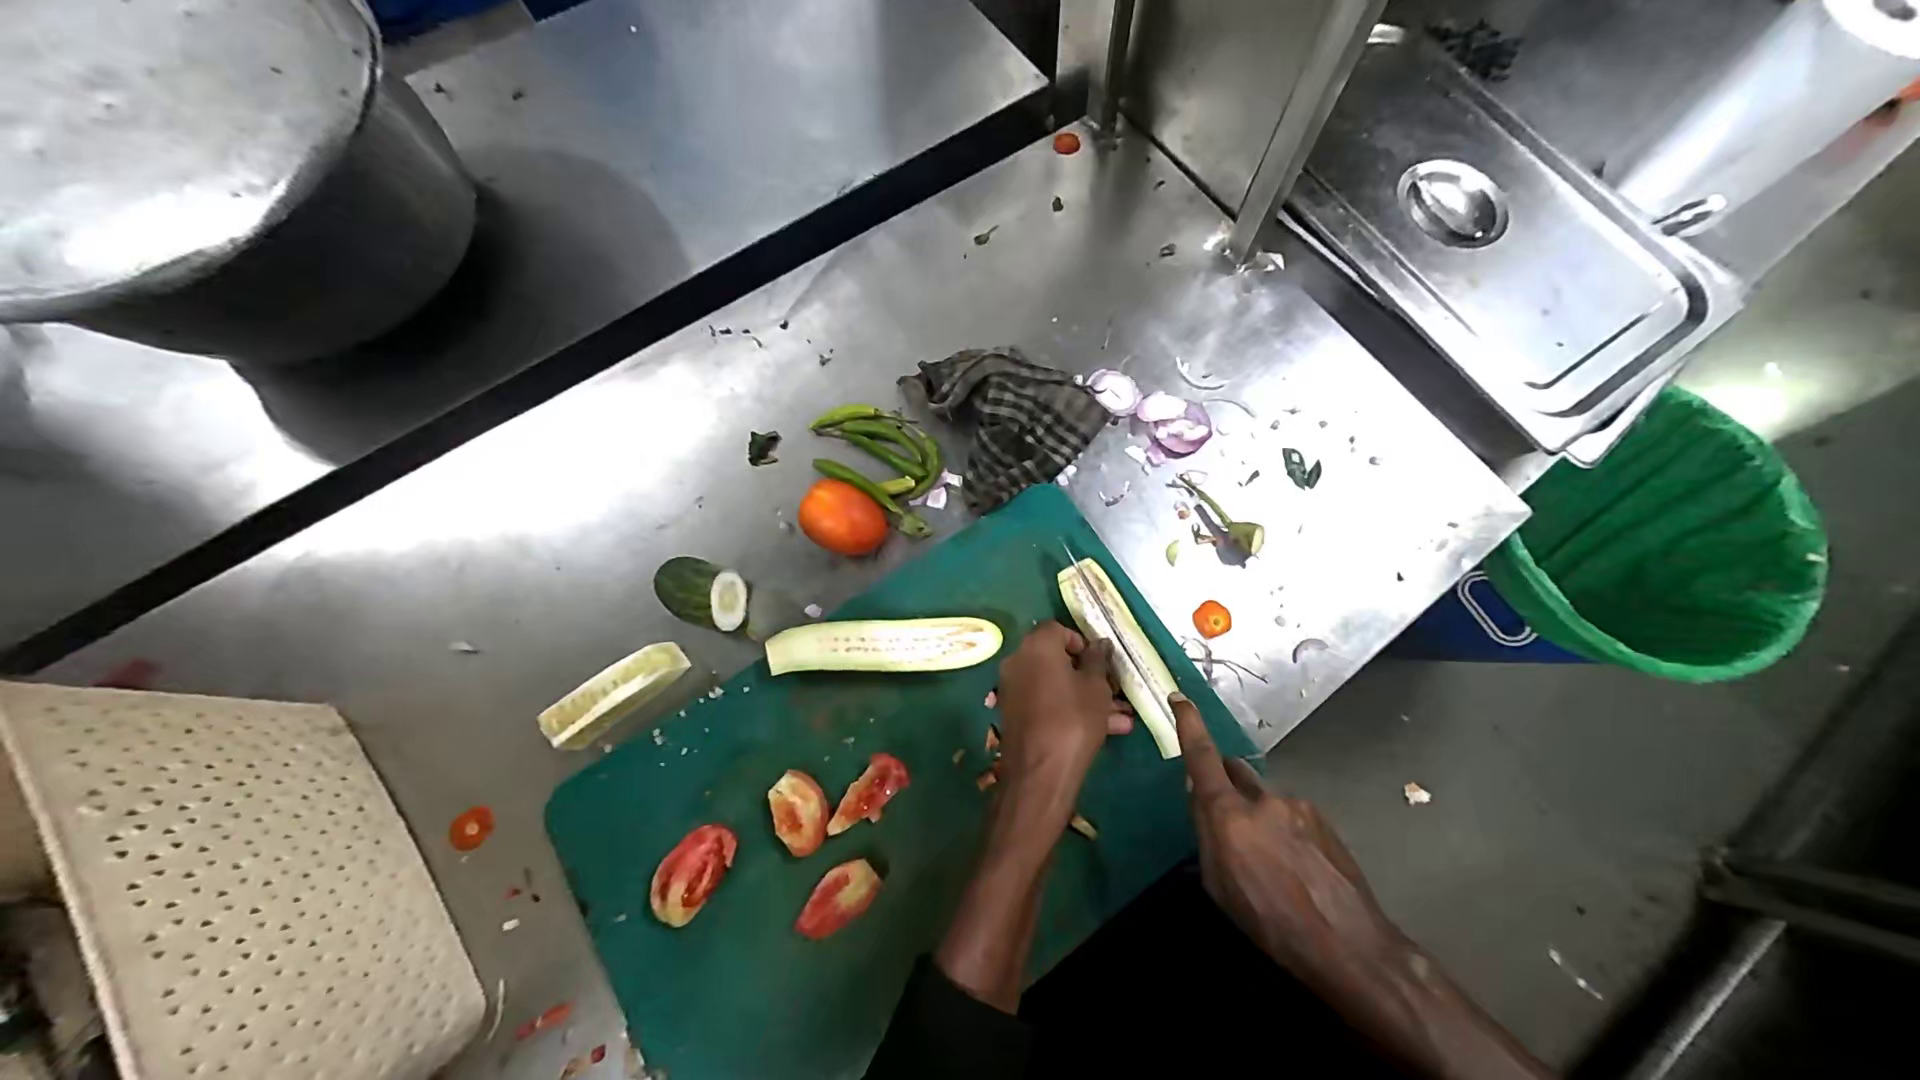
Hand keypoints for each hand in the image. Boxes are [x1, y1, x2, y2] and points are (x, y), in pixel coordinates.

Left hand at [994, 621, 1132, 800]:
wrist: (1040, 772)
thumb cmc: (1073, 719)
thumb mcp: (1096, 687)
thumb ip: (1098, 660)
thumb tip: (1099, 643)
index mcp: (1036, 646)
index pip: (1057, 629)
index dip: (1081, 641)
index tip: (1100, 660)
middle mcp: (1017, 661)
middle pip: (1055, 658)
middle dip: (1087, 673)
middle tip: (1113, 690)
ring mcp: (1012, 689)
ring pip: (1054, 684)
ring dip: (1085, 696)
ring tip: (1120, 717)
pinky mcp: (1014, 713)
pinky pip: (1045, 702)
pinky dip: (1069, 709)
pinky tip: (1105, 729)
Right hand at [1173, 693, 1555, 1079]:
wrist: (1349, 945)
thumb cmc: (1270, 922)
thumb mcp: (1218, 884)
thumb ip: (1205, 831)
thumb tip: (1197, 793)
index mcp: (1229, 815)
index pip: (1202, 757)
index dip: (1189, 725)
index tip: (1180, 699)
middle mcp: (1262, 799)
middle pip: (1234, 772)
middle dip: (1224, 783)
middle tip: (1225, 816)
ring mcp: (1297, 805)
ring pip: (1264, 797)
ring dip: (1258, 815)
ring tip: (1270, 860)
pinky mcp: (1322, 818)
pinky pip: (1290, 812)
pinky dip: (1283, 828)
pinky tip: (1296, 864)